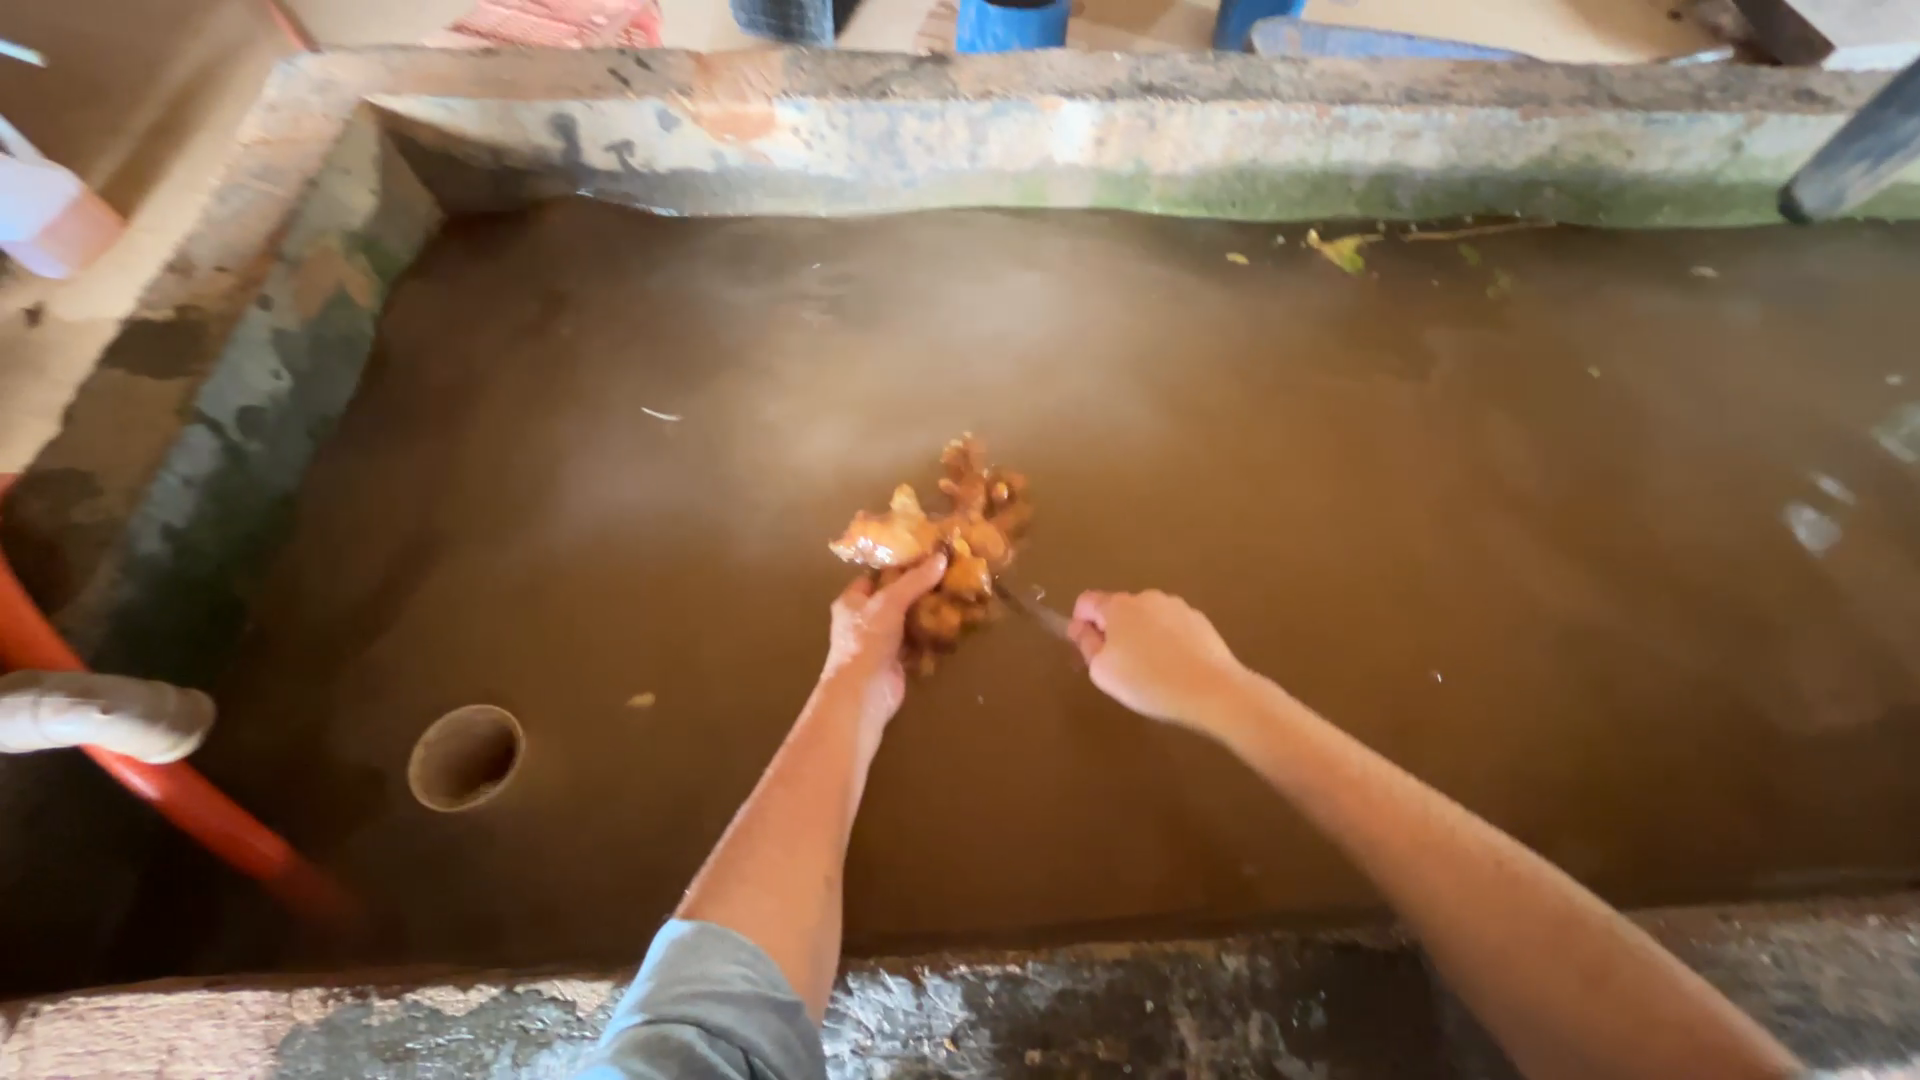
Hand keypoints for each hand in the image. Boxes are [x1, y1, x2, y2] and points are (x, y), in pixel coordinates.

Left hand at [814, 555, 947, 741]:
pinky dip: (930, 635)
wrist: (864, 692)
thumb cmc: (867, 640)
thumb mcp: (890, 602)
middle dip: (918, 589)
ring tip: (954, 595)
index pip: (875, 576)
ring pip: (907, 620)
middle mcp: (863, 619)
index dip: (898, 566)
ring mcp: (879, 641)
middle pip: (894, 598)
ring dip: (927, 612)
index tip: (925, 557)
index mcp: (852, 601)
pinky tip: (951, 624)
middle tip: (946, 575)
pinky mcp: (895, 660)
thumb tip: (942, 557)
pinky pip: (916, 641)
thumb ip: (915, 580)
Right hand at [1069, 590, 1256, 732]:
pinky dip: (1166, 642)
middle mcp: (1147, 597)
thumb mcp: (1102, 670)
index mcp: (1118, 605)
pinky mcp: (1200, 621)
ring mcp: (1177, 607)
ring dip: (1141, 637)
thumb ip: (1086, 644)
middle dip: (1113, 632)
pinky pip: (1171, 628)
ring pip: (1146, 618)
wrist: (1212, 690)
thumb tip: (1081, 628)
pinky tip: (1175, 668)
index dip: (1080, 623)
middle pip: (1118, 610)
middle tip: (1119, 667)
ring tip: (1151, 671)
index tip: (1087, 649)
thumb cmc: (1147, 680)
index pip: (1086, 602)